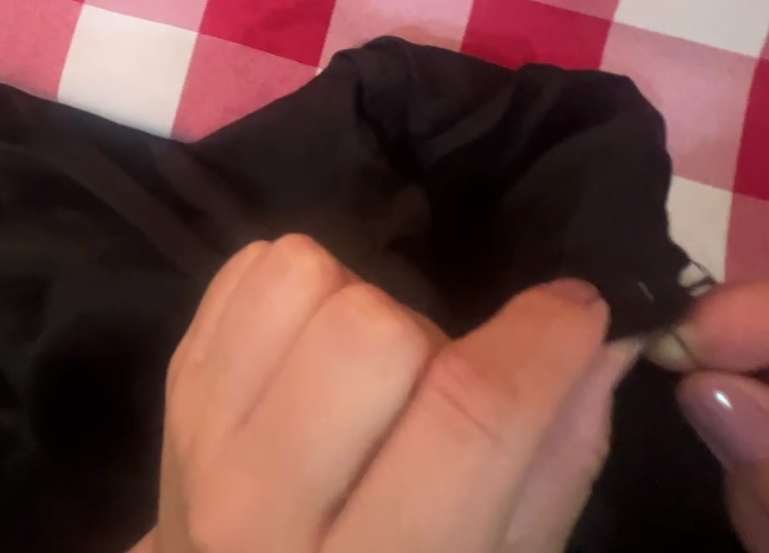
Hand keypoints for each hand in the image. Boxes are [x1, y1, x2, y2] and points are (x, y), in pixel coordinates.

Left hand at [142, 235, 639, 552]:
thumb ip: (552, 455)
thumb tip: (592, 328)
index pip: (466, 419)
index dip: (538, 343)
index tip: (577, 304)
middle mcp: (263, 502)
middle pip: (370, 329)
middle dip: (423, 338)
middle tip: (423, 383)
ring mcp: (202, 427)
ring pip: (301, 275)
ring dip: (351, 301)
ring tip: (355, 366)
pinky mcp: (176, 373)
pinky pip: (251, 266)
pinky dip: (297, 285)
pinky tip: (306, 344)